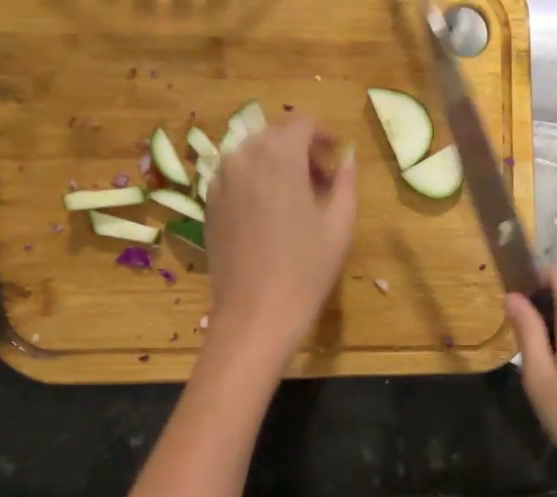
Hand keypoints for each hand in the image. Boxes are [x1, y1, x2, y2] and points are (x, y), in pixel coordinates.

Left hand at [204, 115, 358, 362]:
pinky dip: (258, 184)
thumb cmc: (306, 271)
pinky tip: (273, 218)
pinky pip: (238, 178)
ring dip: (278, 167)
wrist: (255, 313)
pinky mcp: (210, 203)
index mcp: (279, 155)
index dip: (325, 134)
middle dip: (301, 150)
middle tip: (323, 182)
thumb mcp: (340, 226)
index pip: (303, 122)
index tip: (338, 156)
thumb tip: (347, 158)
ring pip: (254, 156)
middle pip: (275, 135)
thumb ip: (346, 183)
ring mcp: (220, 179)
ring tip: (298, 202)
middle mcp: (243, 155)